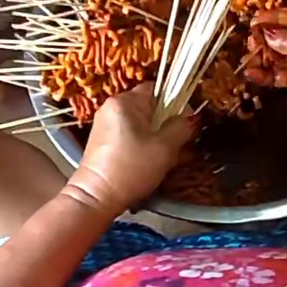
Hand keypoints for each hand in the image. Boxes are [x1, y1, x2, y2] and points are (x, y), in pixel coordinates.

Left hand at [63, 84, 194, 213]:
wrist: (96, 197)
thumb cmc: (131, 168)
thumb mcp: (165, 148)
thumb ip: (182, 127)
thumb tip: (190, 117)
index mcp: (125, 102)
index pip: (157, 89)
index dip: (175, 102)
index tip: (184, 123)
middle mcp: (111, 107)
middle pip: (149, 106)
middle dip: (165, 124)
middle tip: (174, 145)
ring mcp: (104, 124)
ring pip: (140, 122)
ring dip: (155, 137)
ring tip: (160, 157)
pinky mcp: (102, 140)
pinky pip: (129, 134)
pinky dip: (141, 144)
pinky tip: (145, 163)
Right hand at [252, 9, 286, 120]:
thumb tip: (268, 33)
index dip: (275, 18)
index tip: (256, 19)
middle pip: (283, 36)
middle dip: (265, 37)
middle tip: (250, 38)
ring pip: (276, 55)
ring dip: (262, 54)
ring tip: (249, 55)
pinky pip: (275, 74)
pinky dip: (263, 73)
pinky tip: (251, 72)